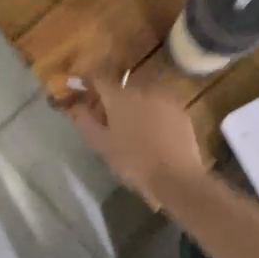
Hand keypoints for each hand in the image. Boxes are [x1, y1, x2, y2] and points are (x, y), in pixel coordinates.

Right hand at [69, 76, 206, 208]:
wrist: (176, 177)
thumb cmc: (134, 161)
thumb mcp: (102, 145)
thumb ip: (86, 122)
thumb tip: (77, 107)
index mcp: (121, 97)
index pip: (100, 81)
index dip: (88, 84)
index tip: (81, 93)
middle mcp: (144, 91)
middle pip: (122, 90)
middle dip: (111, 101)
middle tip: (104, 121)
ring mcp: (166, 100)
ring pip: (142, 99)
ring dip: (133, 109)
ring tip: (129, 130)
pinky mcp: (182, 113)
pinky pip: (160, 109)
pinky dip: (152, 117)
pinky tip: (151, 136)